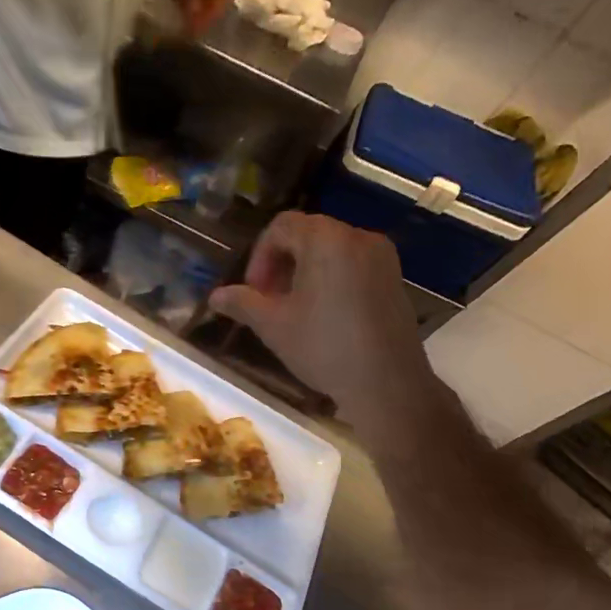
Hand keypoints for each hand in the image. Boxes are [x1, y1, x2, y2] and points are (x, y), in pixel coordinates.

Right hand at [209, 213, 435, 433]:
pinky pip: (353, 264)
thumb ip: (242, 302)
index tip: (254, 292)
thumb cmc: (323, 347)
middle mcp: (358, 236)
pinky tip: (324, 315)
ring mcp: (382, 257)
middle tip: (269, 301)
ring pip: (331, 250)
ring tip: (295, 309)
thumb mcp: (273, 325)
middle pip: (308, 234)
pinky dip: (332, 278)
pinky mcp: (395, 278)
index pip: (281, 226)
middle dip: (281, 263)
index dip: (260, 257)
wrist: (386, 382)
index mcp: (326, 239)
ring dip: (305, 271)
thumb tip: (215, 296)